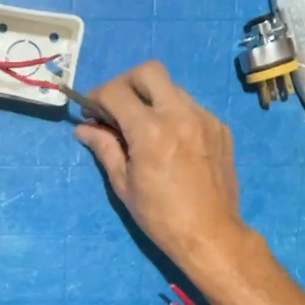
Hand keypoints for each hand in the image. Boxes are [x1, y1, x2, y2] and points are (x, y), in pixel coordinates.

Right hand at [76, 61, 252, 271]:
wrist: (210, 233)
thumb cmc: (160, 216)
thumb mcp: (123, 184)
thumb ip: (105, 148)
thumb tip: (84, 129)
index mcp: (150, 131)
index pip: (116, 92)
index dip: (96, 97)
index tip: (90, 110)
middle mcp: (179, 115)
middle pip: (149, 71)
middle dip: (126, 83)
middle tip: (117, 107)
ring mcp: (204, 118)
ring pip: (172, 88)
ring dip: (152, 98)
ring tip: (143, 126)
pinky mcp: (220, 127)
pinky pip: (191, 107)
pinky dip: (174, 114)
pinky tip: (170, 140)